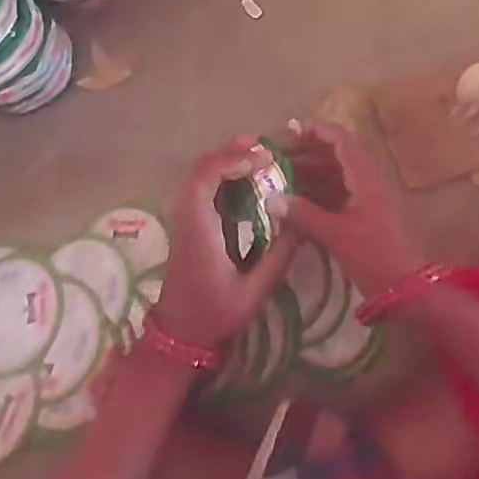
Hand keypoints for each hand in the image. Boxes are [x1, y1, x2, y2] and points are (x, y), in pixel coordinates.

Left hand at [153, 136, 297, 347]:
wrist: (180, 333)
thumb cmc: (215, 315)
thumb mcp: (253, 293)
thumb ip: (277, 258)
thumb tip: (298, 223)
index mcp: (199, 231)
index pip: (204, 181)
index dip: (230, 162)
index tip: (261, 160)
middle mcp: (187, 217)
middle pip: (200, 169)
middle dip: (230, 152)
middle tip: (263, 146)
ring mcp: (184, 217)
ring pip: (199, 173)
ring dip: (225, 158)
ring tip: (256, 153)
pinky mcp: (189, 221)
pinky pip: (201, 185)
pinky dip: (221, 171)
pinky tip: (244, 174)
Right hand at [274, 123, 425, 297]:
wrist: (409, 289)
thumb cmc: (375, 256)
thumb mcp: (336, 235)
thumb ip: (304, 214)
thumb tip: (272, 199)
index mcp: (365, 174)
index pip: (340, 138)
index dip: (314, 131)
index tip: (287, 134)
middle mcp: (370, 177)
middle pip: (338, 152)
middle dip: (308, 153)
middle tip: (279, 159)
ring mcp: (372, 194)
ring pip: (339, 172)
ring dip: (313, 173)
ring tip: (284, 180)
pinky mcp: (371, 211)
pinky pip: (344, 190)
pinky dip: (323, 192)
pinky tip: (301, 203)